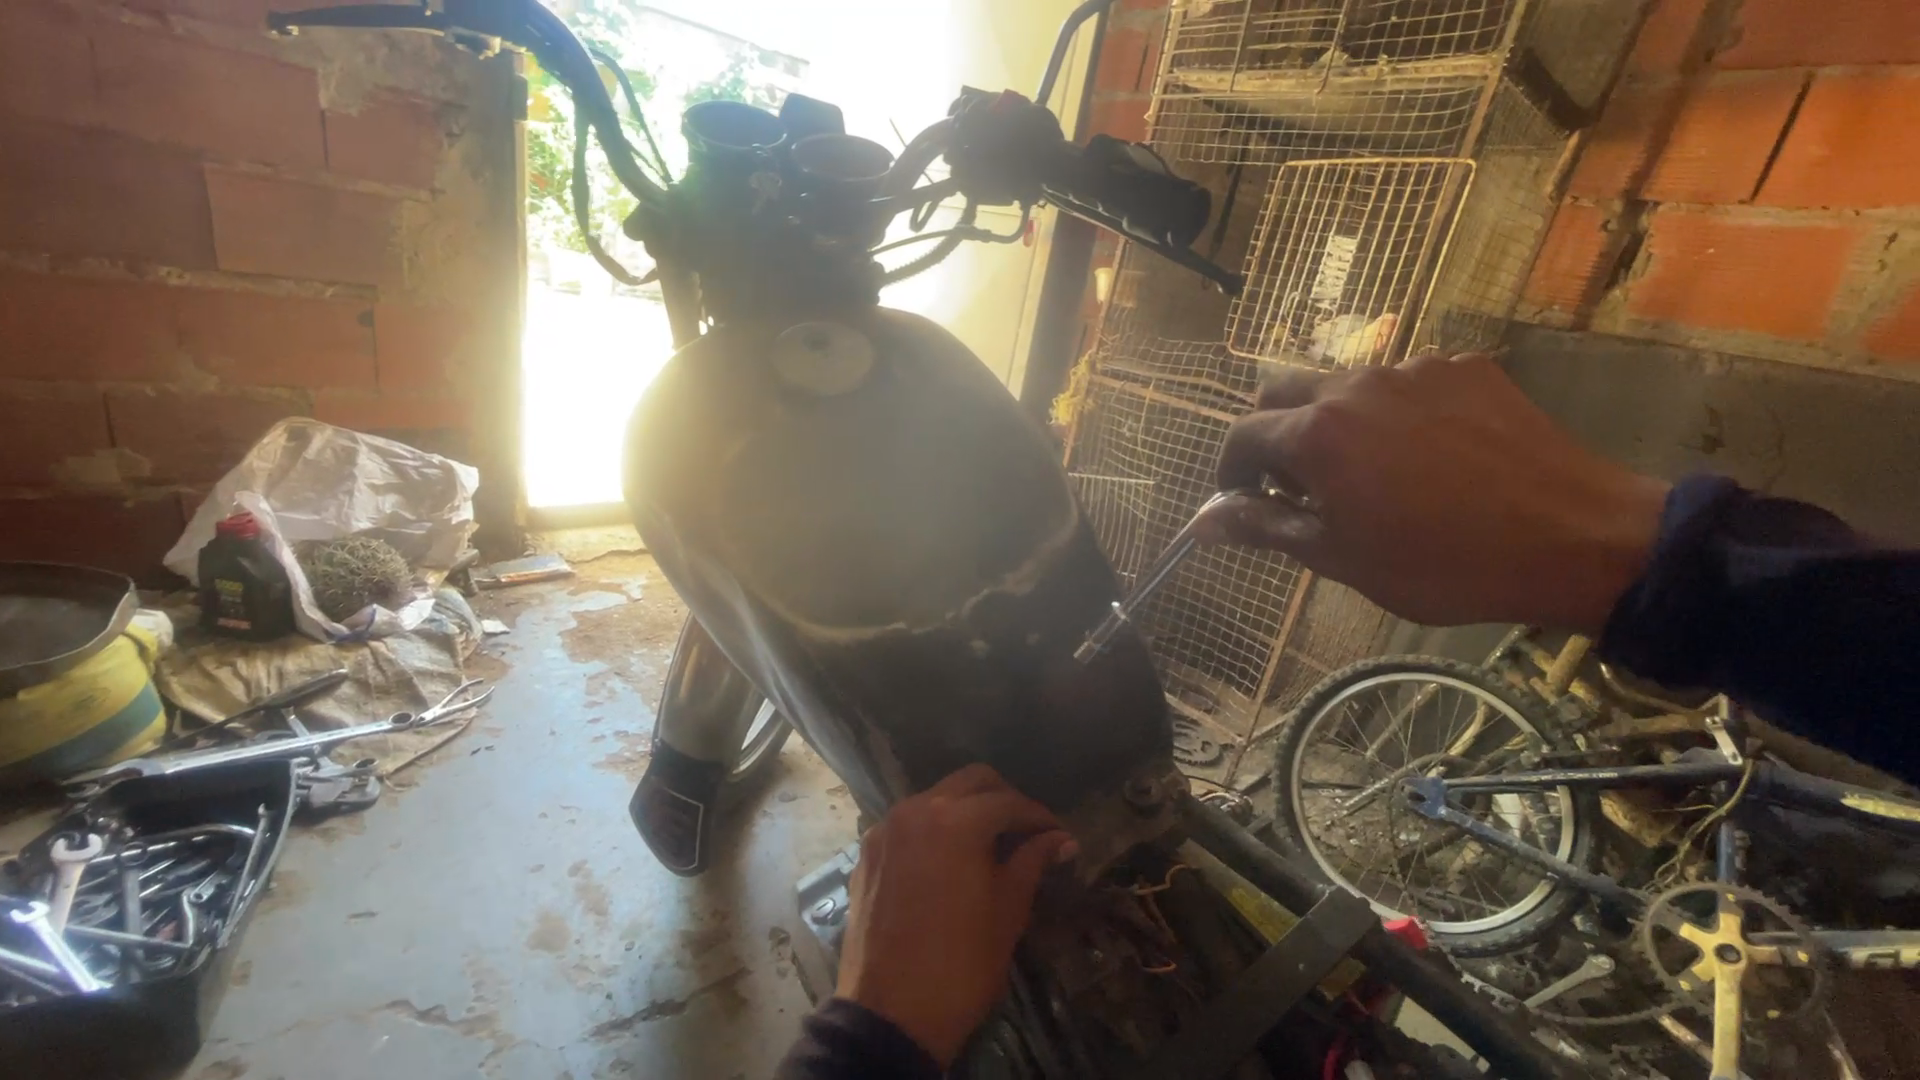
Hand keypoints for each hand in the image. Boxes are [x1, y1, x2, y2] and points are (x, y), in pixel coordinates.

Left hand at [836, 764, 1078, 1066]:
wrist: (890, 1014)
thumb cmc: (961, 963)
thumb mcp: (1008, 911)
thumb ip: (1033, 862)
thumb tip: (1061, 839)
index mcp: (956, 820)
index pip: (1009, 802)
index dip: (1039, 817)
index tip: (1059, 835)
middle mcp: (917, 809)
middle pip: (971, 782)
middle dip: (1004, 799)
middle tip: (1027, 830)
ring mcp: (887, 828)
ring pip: (936, 796)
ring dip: (967, 809)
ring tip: (990, 844)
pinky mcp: (868, 851)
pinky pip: (909, 822)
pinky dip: (934, 828)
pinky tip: (949, 859)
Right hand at [1203, 352, 1670, 630]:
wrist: (1578, 540)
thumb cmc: (1442, 564)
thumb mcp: (1338, 557)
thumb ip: (1262, 526)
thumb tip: (1200, 522)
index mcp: (1316, 432)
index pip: (1241, 435)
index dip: (1230, 471)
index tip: (1242, 502)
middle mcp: (1354, 384)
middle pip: (1280, 392)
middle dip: (1271, 434)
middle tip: (1295, 484)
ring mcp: (1414, 369)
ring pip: (1342, 384)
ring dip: (1330, 422)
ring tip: (1367, 471)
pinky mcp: (1466, 368)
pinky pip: (1403, 382)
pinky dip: (1389, 413)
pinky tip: (1424, 454)